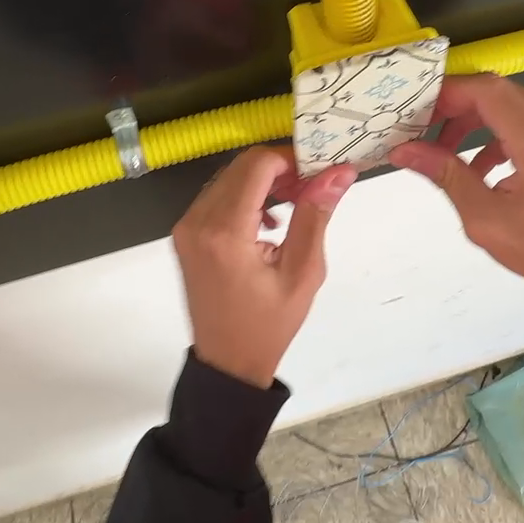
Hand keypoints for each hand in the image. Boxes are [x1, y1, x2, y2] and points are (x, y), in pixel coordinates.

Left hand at [172, 147, 357, 387]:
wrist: (227, 363)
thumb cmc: (269, 325)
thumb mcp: (302, 273)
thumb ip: (316, 216)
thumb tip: (339, 172)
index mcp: (225, 232)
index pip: (257, 165)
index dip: (290, 159)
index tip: (318, 171)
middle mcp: (197, 221)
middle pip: (241, 166)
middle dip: (279, 168)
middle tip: (312, 187)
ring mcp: (186, 226)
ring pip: (229, 177)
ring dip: (263, 181)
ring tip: (295, 204)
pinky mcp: (185, 233)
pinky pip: (217, 196)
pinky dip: (245, 196)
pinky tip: (269, 221)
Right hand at [388, 74, 523, 334]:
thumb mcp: (484, 218)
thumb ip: (445, 174)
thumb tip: (402, 150)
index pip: (489, 92)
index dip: (450, 93)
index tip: (420, 111)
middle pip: (502, 92)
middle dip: (460, 106)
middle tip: (428, 130)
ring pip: (518, 104)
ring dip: (480, 119)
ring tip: (451, 151)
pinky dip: (504, 132)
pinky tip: (486, 165)